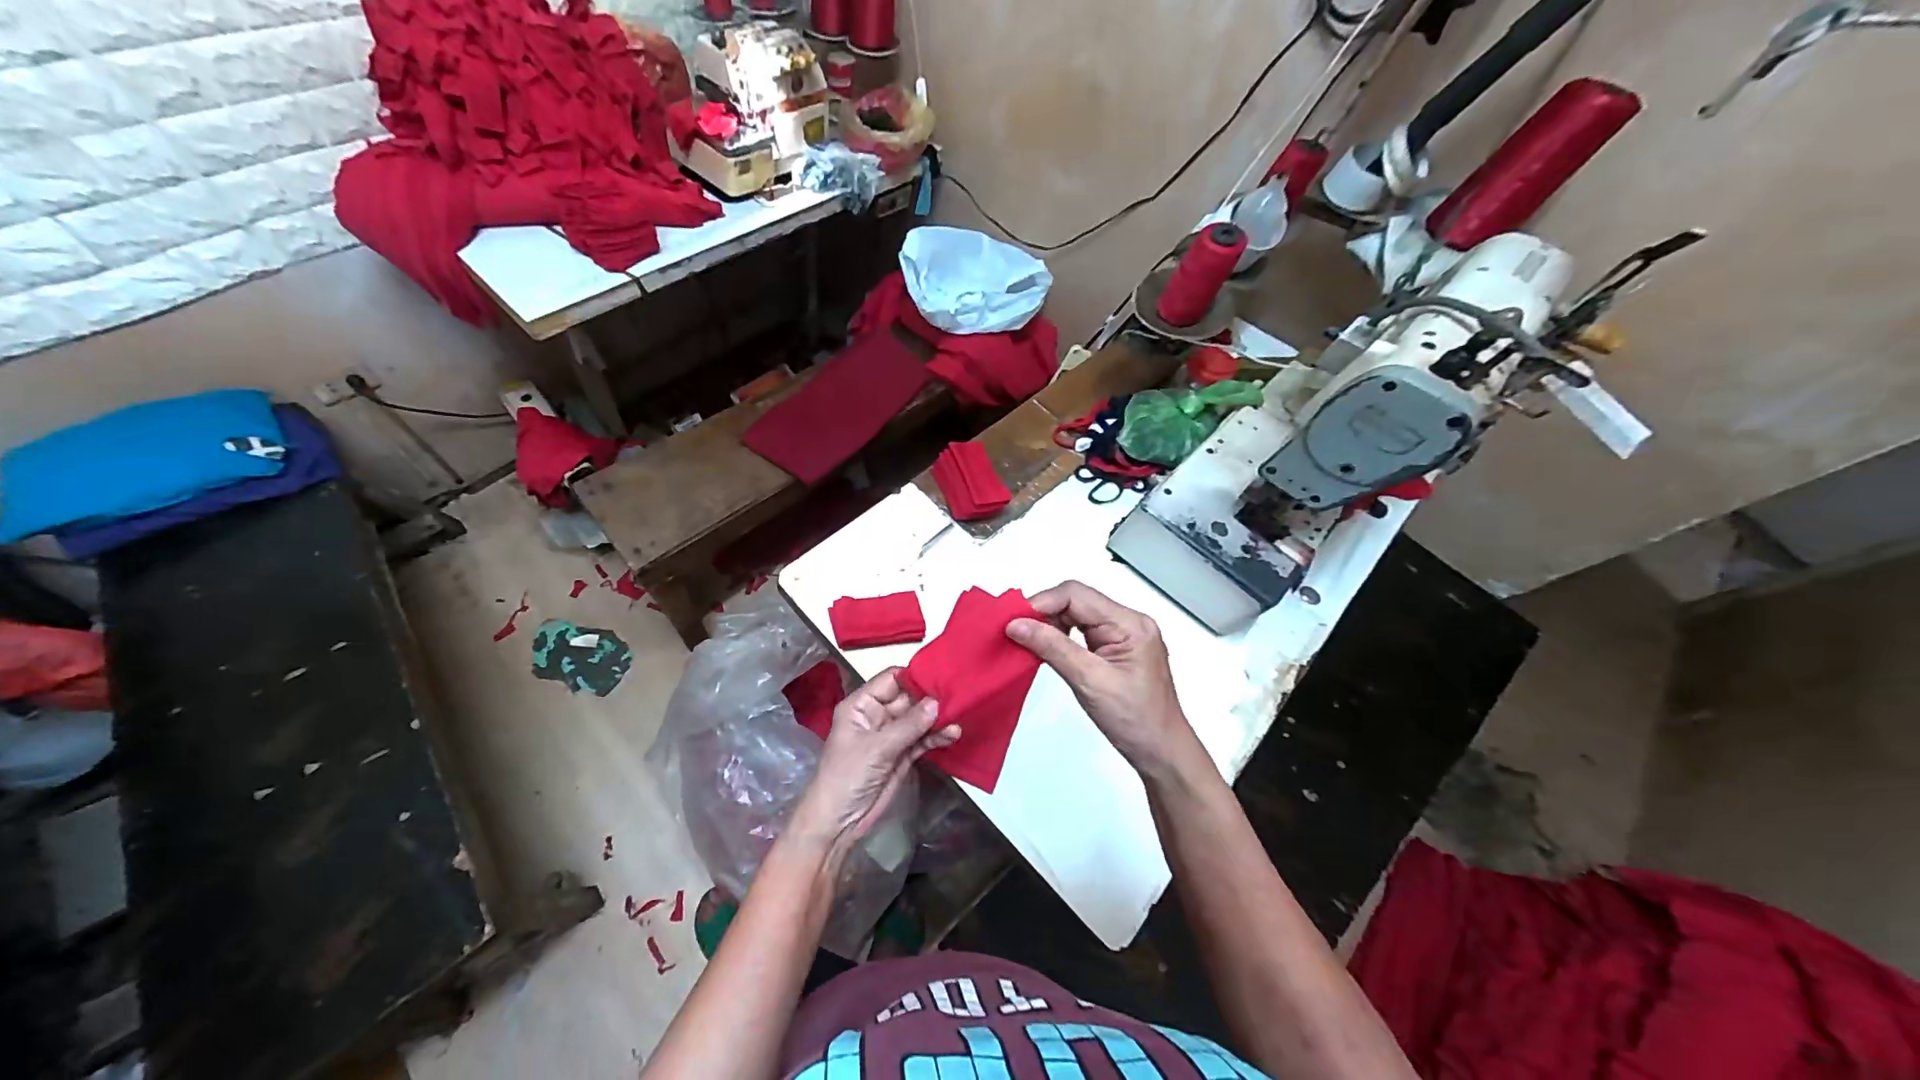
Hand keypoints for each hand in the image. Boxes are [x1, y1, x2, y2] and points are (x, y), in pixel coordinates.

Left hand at [790, 668, 958, 863]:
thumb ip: (908, 725)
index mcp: (861, 705)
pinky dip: (937, 736)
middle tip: (958, 695)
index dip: (914, 677)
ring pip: (919, 719)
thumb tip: (936, 703)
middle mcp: (877, 715)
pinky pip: (923, 739)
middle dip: (931, 697)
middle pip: (909, 698)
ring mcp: (891, 736)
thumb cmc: (847, 777)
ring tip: (958, 717)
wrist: (838, 823)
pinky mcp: (903, 755)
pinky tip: (953, 734)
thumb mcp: (876, 748)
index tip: (941, 676)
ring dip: (938, 719)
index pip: (891, 679)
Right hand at [1005, 581, 1198, 777]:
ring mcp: (1124, 634)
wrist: (1161, 751)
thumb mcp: (1088, 681)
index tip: (1015, 622)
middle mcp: (1129, 622)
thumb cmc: (1135, 721)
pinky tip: (1046, 649)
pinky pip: (1083, 631)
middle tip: (1016, 633)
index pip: (1076, 595)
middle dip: (1044, 613)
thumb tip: (1017, 625)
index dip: (1042, 603)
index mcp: (1129, 624)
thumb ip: (1052, 647)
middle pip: (1076, 601)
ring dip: (1050, 625)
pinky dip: (1061, 637)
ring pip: (1077, 614)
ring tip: (1027, 643)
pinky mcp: (1117, 648)